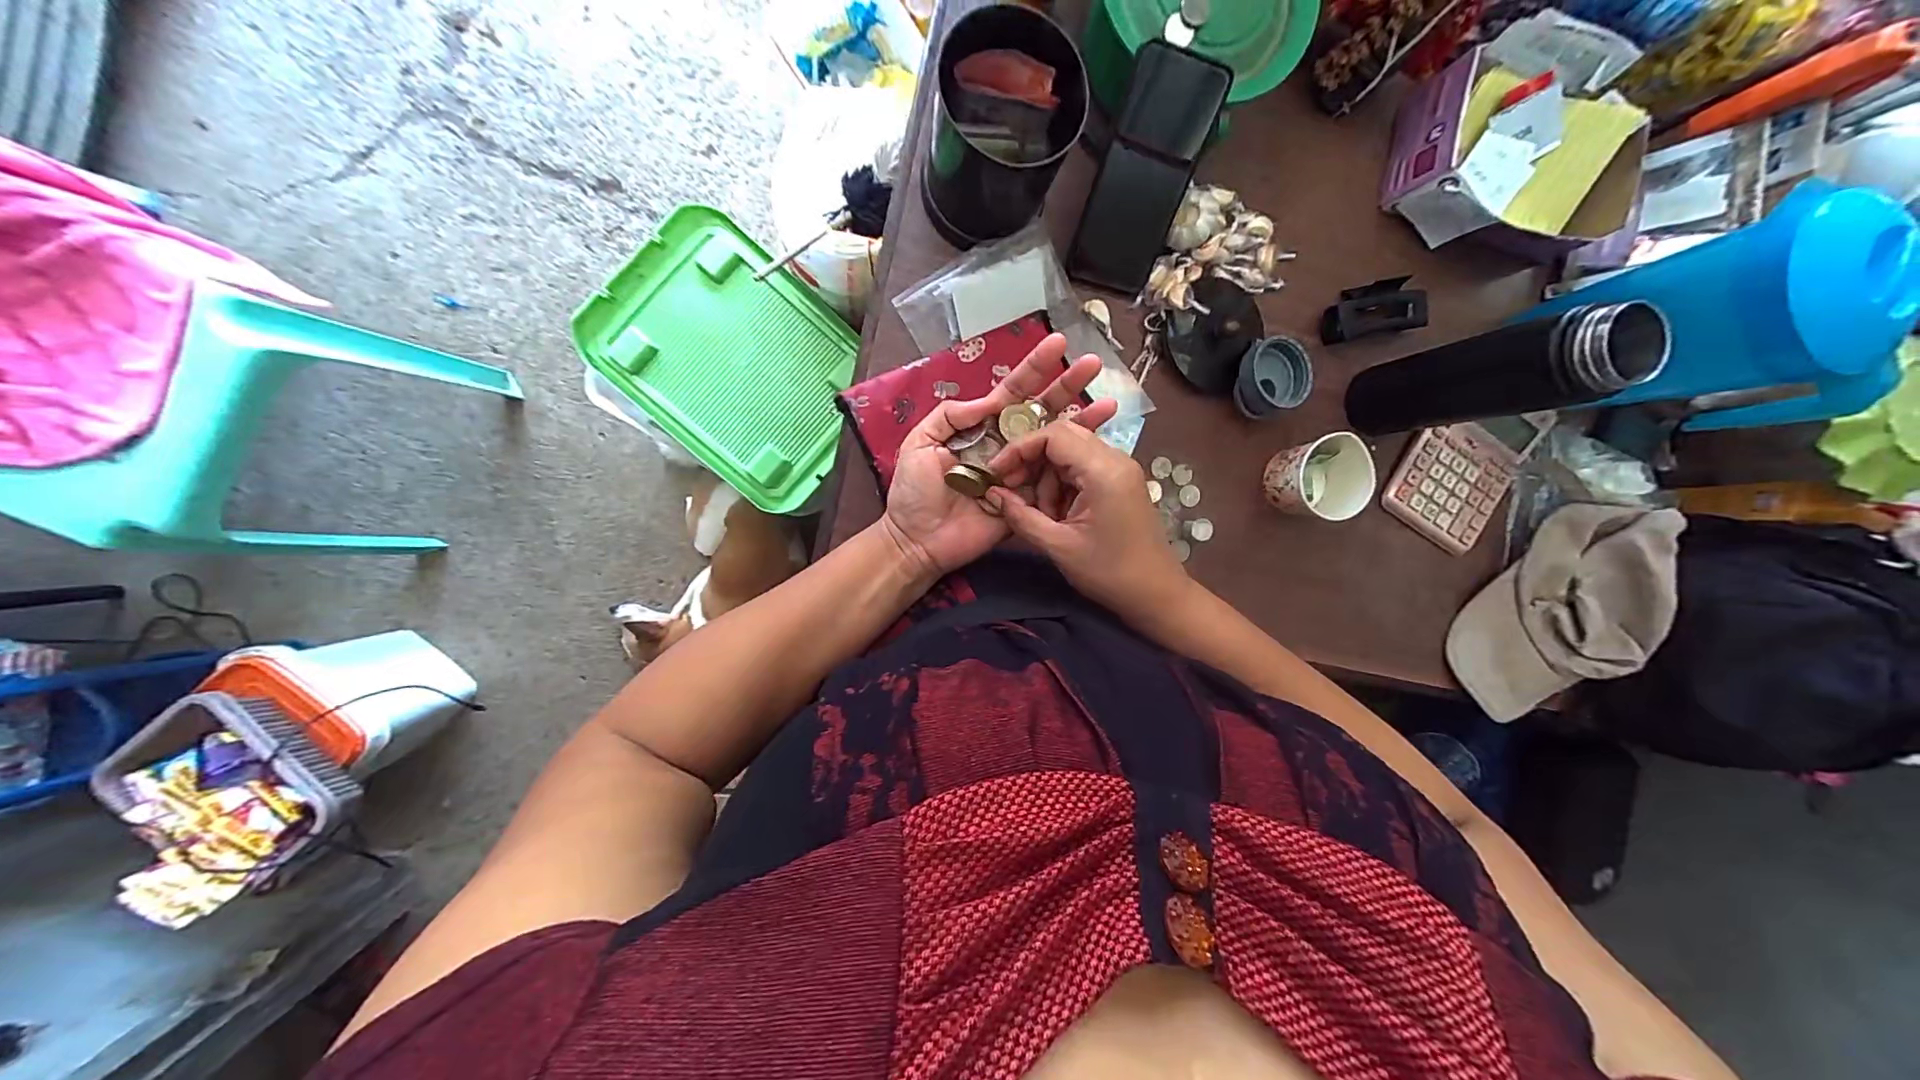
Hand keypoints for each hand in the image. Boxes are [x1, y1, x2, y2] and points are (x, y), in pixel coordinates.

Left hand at [882, 332, 1118, 578]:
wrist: (916, 540)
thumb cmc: (913, 492)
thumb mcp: (920, 443)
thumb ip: (951, 416)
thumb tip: (990, 398)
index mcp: (980, 427)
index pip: (1012, 393)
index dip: (1035, 368)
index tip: (1058, 344)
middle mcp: (1005, 445)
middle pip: (1040, 411)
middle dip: (1067, 387)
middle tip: (1093, 365)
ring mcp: (1018, 473)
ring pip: (1054, 443)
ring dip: (1081, 423)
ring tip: (1108, 403)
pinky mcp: (1026, 501)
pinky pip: (1052, 481)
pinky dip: (1074, 466)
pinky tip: (1096, 446)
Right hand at [983, 419, 1189, 621]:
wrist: (1155, 593)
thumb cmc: (1108, 573)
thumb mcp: (1058, 546)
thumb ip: (1021, 515)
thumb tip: (992, 493)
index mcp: (1103, 470)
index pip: (1053, 435)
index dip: (1018, 449)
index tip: (996, 473)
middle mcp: (1115, 459)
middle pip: (1062, 437)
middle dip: (1031, 461)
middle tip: (1011, 489)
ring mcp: (1121, 469)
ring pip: (1070, 453)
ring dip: (1047, 478)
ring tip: (1042, 515)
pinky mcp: (1121, 482)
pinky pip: (1082, 468)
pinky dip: (1063, 485)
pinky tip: (1058, 513)